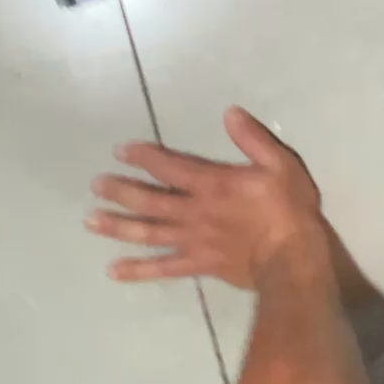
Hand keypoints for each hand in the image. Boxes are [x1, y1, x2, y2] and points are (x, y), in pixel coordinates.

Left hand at [87, 107, 324, 287]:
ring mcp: (193, 241)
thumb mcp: (280, 164)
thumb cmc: (289, 207)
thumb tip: (230, 113)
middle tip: (96, 184)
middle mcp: (194, 212)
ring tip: (91, 220)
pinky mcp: (199, 265)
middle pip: (150, 201)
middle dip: (121, 191)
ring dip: (118, 226)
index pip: (171, 168)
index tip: (121, 151)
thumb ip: (253, 139)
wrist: (293, 256)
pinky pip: (163, 269)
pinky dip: (138, 270)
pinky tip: (114, 271)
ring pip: (148, 233)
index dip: (145, 157)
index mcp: (213, 184)